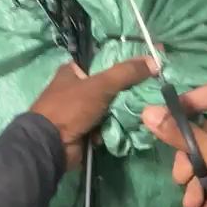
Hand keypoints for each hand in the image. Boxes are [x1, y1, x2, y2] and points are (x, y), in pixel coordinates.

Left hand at [29, 57, 154, 169]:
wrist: (51, 145)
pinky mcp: (84, 130)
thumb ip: (126, 73)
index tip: (147, 68)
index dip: (126, 65)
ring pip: (110, 107)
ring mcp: (79, 111)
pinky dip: (112, 128)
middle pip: (110, 87)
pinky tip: (121, 129)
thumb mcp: (100, 85)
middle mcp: (76, 89)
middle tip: (147, 93)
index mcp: (74, 71)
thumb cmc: (71, 108)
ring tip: (138, 113)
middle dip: (126, 93)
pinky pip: (105, 125)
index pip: (105, 62)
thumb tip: (155, 61)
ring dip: (120, 113)